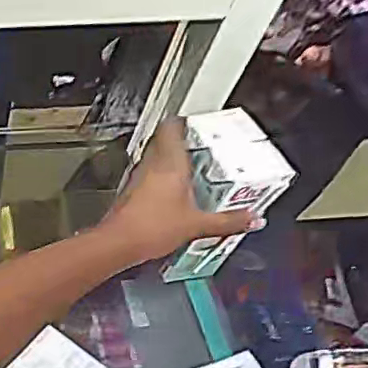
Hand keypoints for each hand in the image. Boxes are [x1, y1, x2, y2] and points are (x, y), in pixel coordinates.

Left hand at [101, 119, 262, 259]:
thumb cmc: (151, 228)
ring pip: (152, 161)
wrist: (116, 245)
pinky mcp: (126, 196)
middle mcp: (150, 166)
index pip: (172, 127)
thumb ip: (227, 221)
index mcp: (170, 162)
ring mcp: (135, 180)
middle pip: (162, 143)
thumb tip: (251, 219)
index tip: (194, 123)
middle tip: (195, 150)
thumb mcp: (196, 225)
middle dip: (178, 144)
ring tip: (185, 174)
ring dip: (166, 164)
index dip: (182, 121)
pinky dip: (156, 183)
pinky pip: (144, 181)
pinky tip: (166, 198)